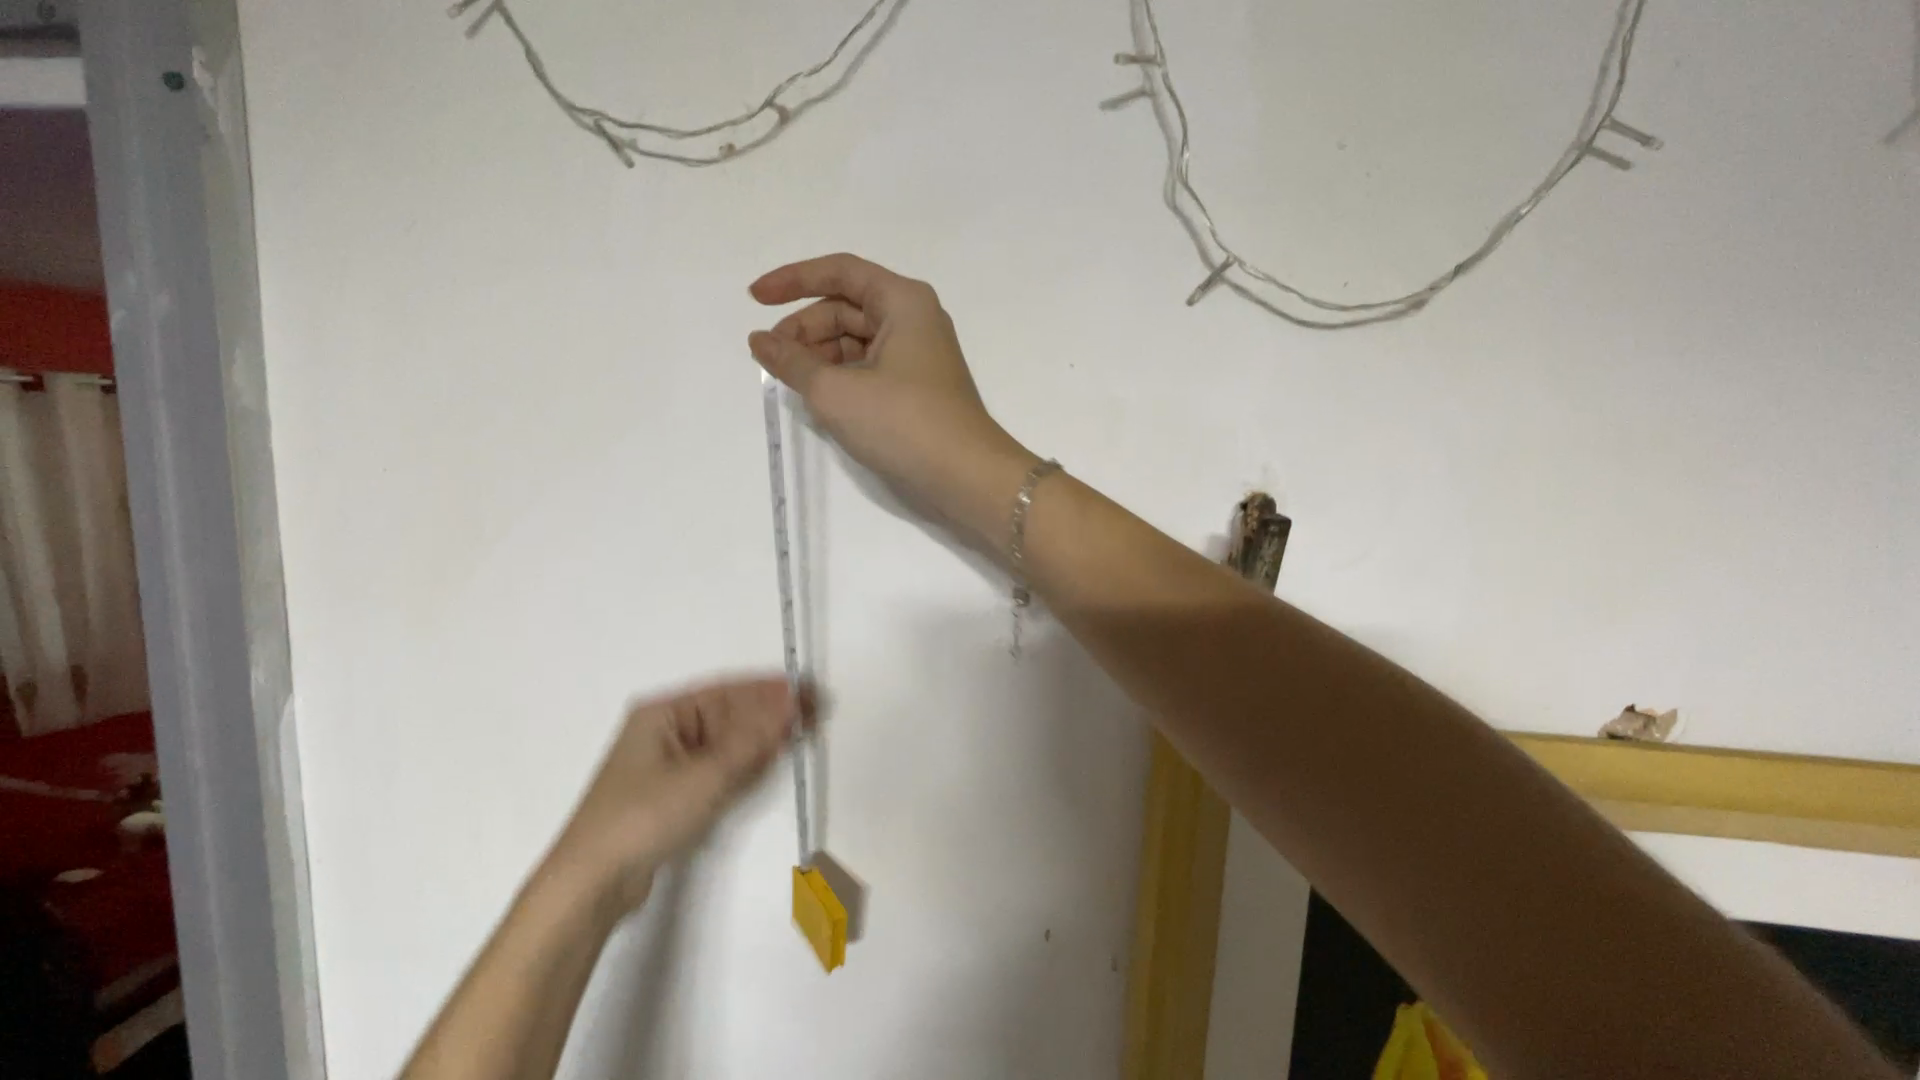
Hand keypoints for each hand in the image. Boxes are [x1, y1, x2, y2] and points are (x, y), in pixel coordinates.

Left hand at [547, 678, 807, 912]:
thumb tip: (793, 703)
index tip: (812, 691)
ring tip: (805, 730)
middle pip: (730, 714)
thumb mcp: (704, 776)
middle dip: (772, 713)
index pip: (729, 690)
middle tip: (818, 712)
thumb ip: (753, 740)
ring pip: (729, 742)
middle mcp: (667, 730)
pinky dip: (747, 763)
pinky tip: (772, 759)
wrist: (591, 883)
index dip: (772, 690)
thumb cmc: (642, 817)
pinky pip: (721, 768)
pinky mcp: (676, 794)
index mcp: (664, 711)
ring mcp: (670, 764)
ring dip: (764, 737)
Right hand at [748, 254, 1038, 547]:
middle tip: (771, 359)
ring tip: (791, 383)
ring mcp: (918, 355)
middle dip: (804, 328)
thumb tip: (760, 340)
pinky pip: (869, 367)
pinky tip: (818, 398)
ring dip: (819, 355)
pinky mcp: (917, 388)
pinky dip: (840, 376)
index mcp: (902, 301)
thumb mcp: (836, 391)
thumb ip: (792, 361)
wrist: (965, 477)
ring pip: (856, 340)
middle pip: (846, 308)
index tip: (754, 299)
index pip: (840, 272)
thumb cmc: (903, 423)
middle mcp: (914, 319)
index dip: (792, 280)